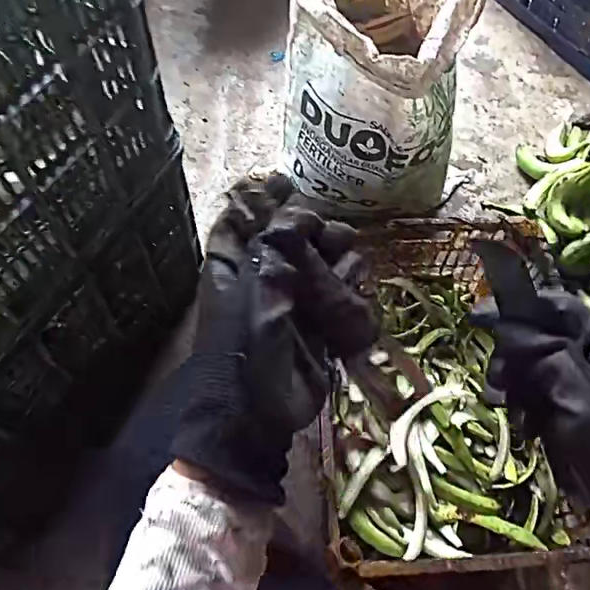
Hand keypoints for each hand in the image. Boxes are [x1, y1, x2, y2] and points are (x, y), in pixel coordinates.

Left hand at [173, 178, 375, 505]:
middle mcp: (266, 275)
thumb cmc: (246, 339)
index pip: (247, 216)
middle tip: (329, 239)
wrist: (257, 408)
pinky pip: (342, 293)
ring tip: (343, 271)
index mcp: (235, 264)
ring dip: (339, 261)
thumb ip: (277, 239)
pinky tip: (353, 293)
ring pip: (326, 262)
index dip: (265, 197)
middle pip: (297, 236)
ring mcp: (295, 299)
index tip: (288, 181)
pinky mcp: (320, 321)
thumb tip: (297, 208)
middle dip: (317, 231)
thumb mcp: (256, 280)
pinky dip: (350, 289)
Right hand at [474, 288, 589, 587]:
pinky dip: (522, 409)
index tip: (484, 316)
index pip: (556, 307)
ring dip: (512, 384)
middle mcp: (586, 360)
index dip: (521, 305)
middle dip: (511, 355)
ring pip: (530, 369)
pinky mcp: (566, 414)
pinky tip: (523, 428)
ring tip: (505, 407)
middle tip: (496, 381)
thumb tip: (512, 328)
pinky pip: (534, 398)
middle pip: (536, 338)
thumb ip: (548, 359)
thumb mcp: (581, 398)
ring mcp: (576, 388)